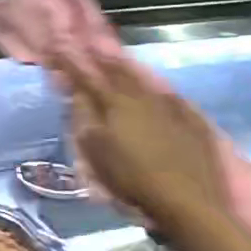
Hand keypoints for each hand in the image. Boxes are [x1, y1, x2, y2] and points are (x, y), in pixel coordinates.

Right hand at [62, 56, 234, 235]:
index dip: (70, 61)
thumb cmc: (132, 178)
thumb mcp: (96, 151)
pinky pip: (170, 98)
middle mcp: (143, 98)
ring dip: (128, 70)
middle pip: (118, 72)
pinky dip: (157, 90)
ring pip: (144, 81)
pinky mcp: (193, 123)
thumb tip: (76, 92)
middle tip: (89, 46)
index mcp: (116, 103)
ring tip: (118, 60)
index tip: (57, 46)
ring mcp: (171, 108)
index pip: (86, 76)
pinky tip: (158, 90)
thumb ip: (84, 117)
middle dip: (101, 58)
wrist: (189, 203)